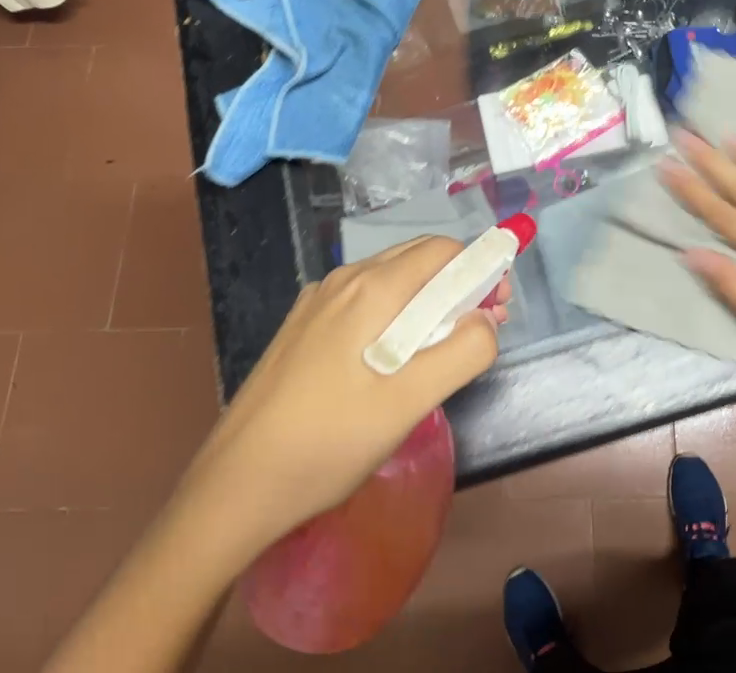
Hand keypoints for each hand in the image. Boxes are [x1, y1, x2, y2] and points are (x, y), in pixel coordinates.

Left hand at [184, 237, 503, 541]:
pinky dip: (396, 318)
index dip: (480, 272)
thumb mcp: (408, 403)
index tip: (498, 313)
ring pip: (391, 283)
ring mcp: (317, 304)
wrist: (237, 484)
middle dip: (458, 287)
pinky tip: (395, 365)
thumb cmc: (329, 443)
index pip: (443, 251)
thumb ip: (461, 353)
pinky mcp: (304, 329)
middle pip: (418, 261)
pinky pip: (365, 305)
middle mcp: (342, 282)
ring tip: (442, 355)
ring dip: (428, 305)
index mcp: (370, 290)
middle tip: (479, 335)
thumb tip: (486, 319)